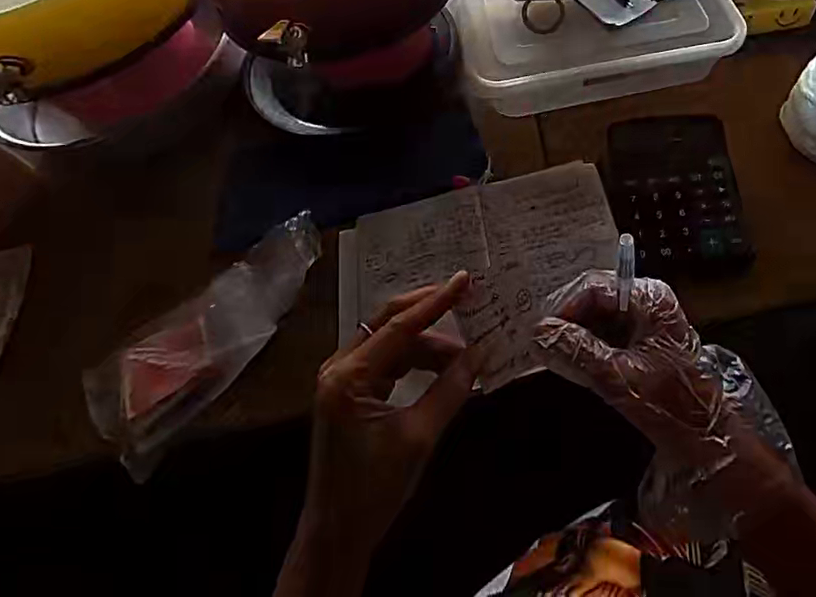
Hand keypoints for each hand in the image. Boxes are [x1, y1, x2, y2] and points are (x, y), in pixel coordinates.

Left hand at [288, 274, 478, 586]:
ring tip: (464, 352)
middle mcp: (339, 367)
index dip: (436, 301)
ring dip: (427, 344)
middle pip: (390, 323)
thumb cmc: (374, 490)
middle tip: (467, 301)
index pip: (399, 326)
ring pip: (391, 342)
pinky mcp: (349, 391)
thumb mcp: (419, 437)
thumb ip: (450, 390)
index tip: (463, 280)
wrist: (336, 534)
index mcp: (349, 375)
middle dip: (430, 312)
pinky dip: (415, 361)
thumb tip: (480, 355)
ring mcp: (341, 378)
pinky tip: (442, 367)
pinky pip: (387, 361)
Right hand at [536, 272, 798, 515]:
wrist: (708, 444)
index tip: (544, 330)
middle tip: (542, 342)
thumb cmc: (671, 406)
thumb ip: (578, 351)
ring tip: (552, 353)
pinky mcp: (641, 343)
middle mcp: (648, 302)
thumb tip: (539, 332)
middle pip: (595, 299)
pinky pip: (606, 335)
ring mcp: (645, 322)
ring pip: (598, 318)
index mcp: (650, 298)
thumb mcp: (619, 377)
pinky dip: (586, 347)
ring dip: (575, 335)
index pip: (596, 286)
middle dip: (568, 320)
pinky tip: (570, 362)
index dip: (566, 306)